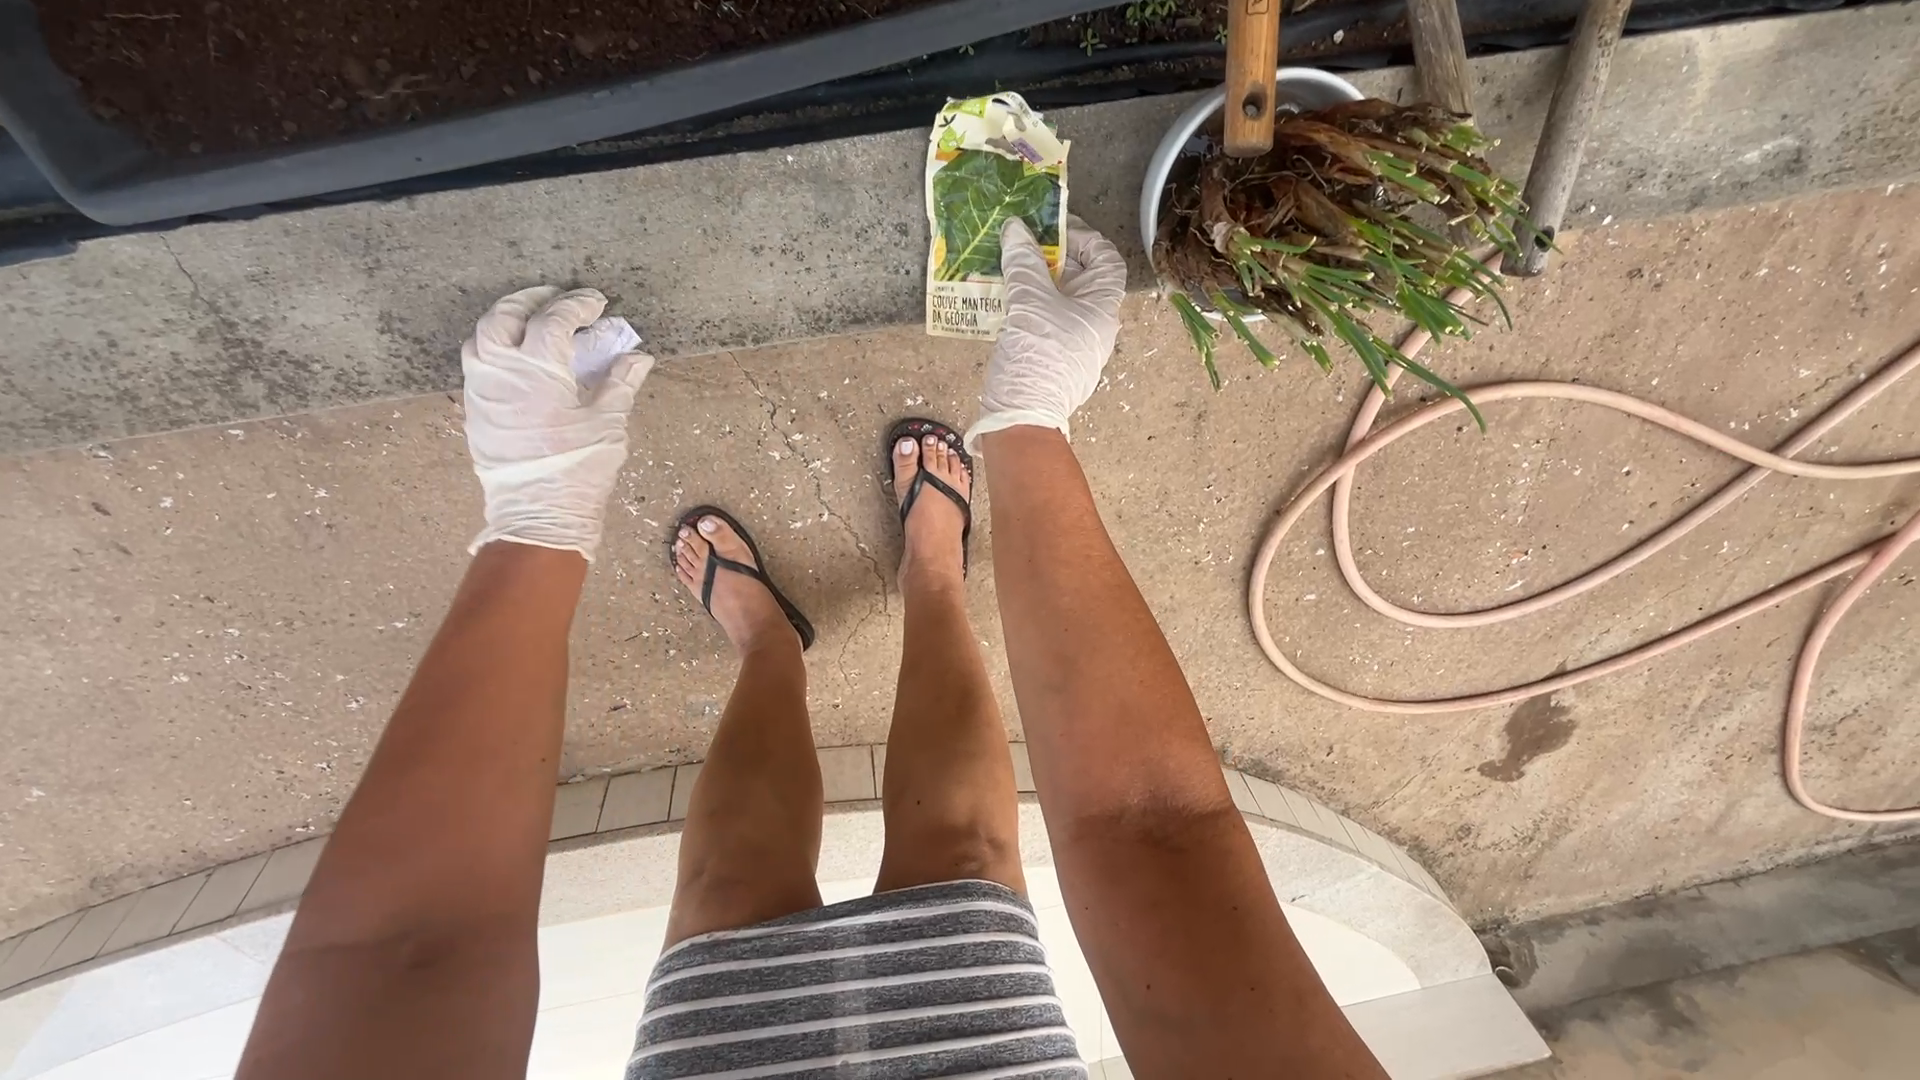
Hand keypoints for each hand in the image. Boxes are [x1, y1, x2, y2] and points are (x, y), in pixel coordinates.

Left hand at [462, 286, 653, 560]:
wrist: (538, 513)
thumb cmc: (577, 470)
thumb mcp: (608, 423)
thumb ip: (620, 383)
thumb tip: (637, 357)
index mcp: (536, 370)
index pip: (554, 320)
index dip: (578, 306)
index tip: (597, 302)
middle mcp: (499, 371)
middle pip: (506, 315)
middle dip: (534, 300)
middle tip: (560, 298)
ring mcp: (481, 389)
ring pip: (484, 335)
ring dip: (509, 318)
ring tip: (535, 318)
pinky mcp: (476, 409)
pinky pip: (479, 361)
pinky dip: (498, 345)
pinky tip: (521, 355)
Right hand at [965, 215, 1126, 451]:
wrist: (1022, 417)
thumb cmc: (1037, 356)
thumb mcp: (1029, 300)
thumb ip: (1023, 261)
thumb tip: (1015, 228)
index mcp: (1103, 310)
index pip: (1107, 261)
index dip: (1084, 240)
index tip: (1054, 233)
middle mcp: (1097, 329)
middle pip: (1084, 282)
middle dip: (1055, 261)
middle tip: (1026, 250)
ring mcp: (1078, 349)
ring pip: (1063, 305)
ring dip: (1040, 286)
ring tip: (1013, 274)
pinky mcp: (1057, 364)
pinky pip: (1050, 326)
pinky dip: (1033, 309)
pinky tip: (1009, 305)